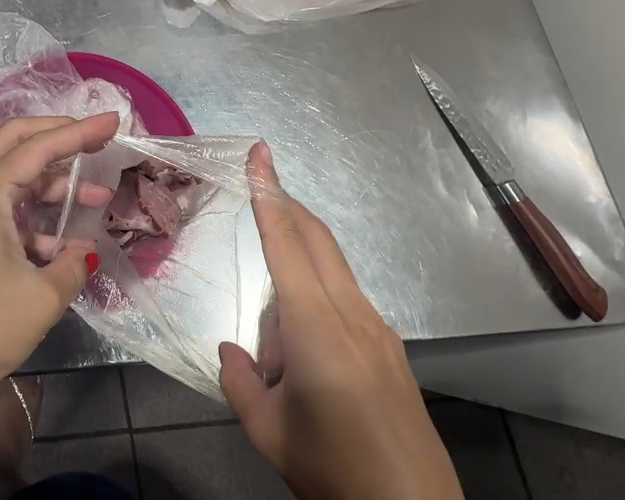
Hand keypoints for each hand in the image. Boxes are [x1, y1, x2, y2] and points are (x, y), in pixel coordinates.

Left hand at [0, 113, 118, 409]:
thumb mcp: (42, 296)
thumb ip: (72, 264)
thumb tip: (84, 251)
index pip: (38, 146)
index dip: (79, 132)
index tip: (113, 120)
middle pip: (16, 142)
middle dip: (59, 137)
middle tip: (98, 139)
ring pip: (10, 174)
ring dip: (52, 182)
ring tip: (97, 198)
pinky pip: (2, 205)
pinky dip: (34, 213)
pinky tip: (64, 242)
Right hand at [219, 141, 462, 499]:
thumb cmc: (332, 469)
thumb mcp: (266, 430)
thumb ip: (239, 380)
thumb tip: (232, 352)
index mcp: (316, 327)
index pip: (286, 243)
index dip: (268, 195)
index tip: (260, 156)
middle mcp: (352, 316)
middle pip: (318, 241)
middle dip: (287, 205)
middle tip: (258, 179)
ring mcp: (379, 332)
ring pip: (332, 271)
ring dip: (297, 268)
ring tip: (277, 352)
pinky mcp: (392, 352)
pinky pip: (345, 302)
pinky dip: (315, 300)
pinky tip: (303, 357)